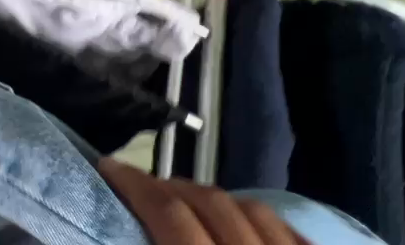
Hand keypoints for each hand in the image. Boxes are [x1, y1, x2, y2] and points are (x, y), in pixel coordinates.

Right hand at [100, 159, 312, 244]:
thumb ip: (156, 243)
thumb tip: (119, 228)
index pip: (171, 214)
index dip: (134, 184)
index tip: (108, 168)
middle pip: (213, 203)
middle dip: (170, 185)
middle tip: (140, 185)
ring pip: (256, 211)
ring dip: (215, 198)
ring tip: (189, 202)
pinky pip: (297, 236)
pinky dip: (266, 222)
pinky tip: (245, 223)